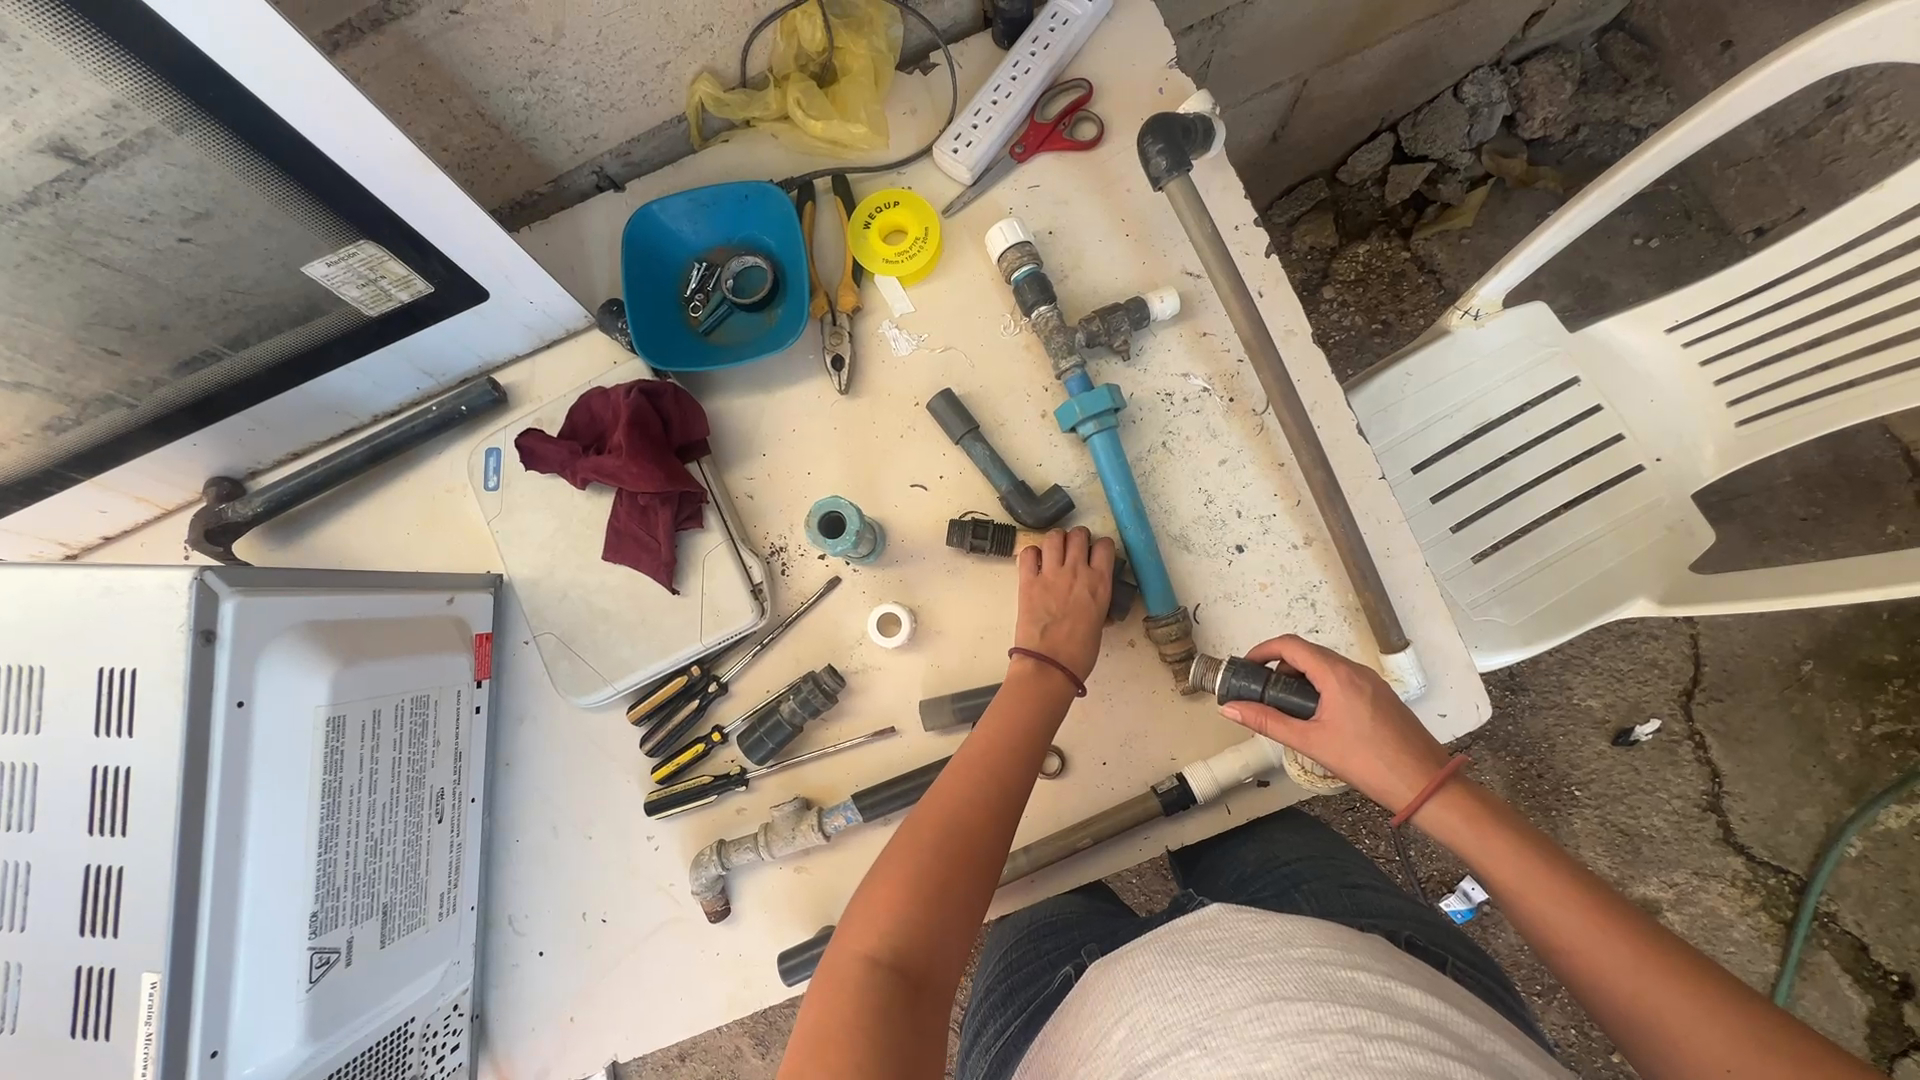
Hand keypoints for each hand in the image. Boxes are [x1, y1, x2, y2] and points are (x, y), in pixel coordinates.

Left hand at [1013, 527, 1114, 681]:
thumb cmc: (1079, 654)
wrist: (1049, 665)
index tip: (1097, 553)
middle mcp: (1077, 572)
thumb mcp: (1099, 625)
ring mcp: (1050, 574)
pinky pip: (1028, 553)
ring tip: (1055, 550)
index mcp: (1100, 583)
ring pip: (1054, 537)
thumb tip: (1094, 605)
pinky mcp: (1027, 581)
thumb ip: (1098, 606)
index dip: (1101, 546)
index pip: (1105, 546)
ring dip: (1056, 539)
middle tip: (1075, 548)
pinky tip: (1035, 562)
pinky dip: (1032, 552)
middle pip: (1079, 535)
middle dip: (1078, 538)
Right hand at [1218, 635, 1449, 813]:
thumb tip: (1230, 708)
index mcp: (1337, 675)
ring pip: (1326, 665)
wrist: (1427, 785)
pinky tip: (1315, 713)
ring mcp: (1372, 682)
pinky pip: (1342, 678)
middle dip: (1279, 665)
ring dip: (1300, 675)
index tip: (1246, 667)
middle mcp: (1355, 670)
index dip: (1263, 650)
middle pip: (1308, 652)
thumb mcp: (1311, 742)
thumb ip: (1268, 721)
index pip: (1291, 645)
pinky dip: (1321, 685)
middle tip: (1261, 689)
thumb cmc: (1367, 763)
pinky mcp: (1381, 695)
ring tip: (1285, 705)